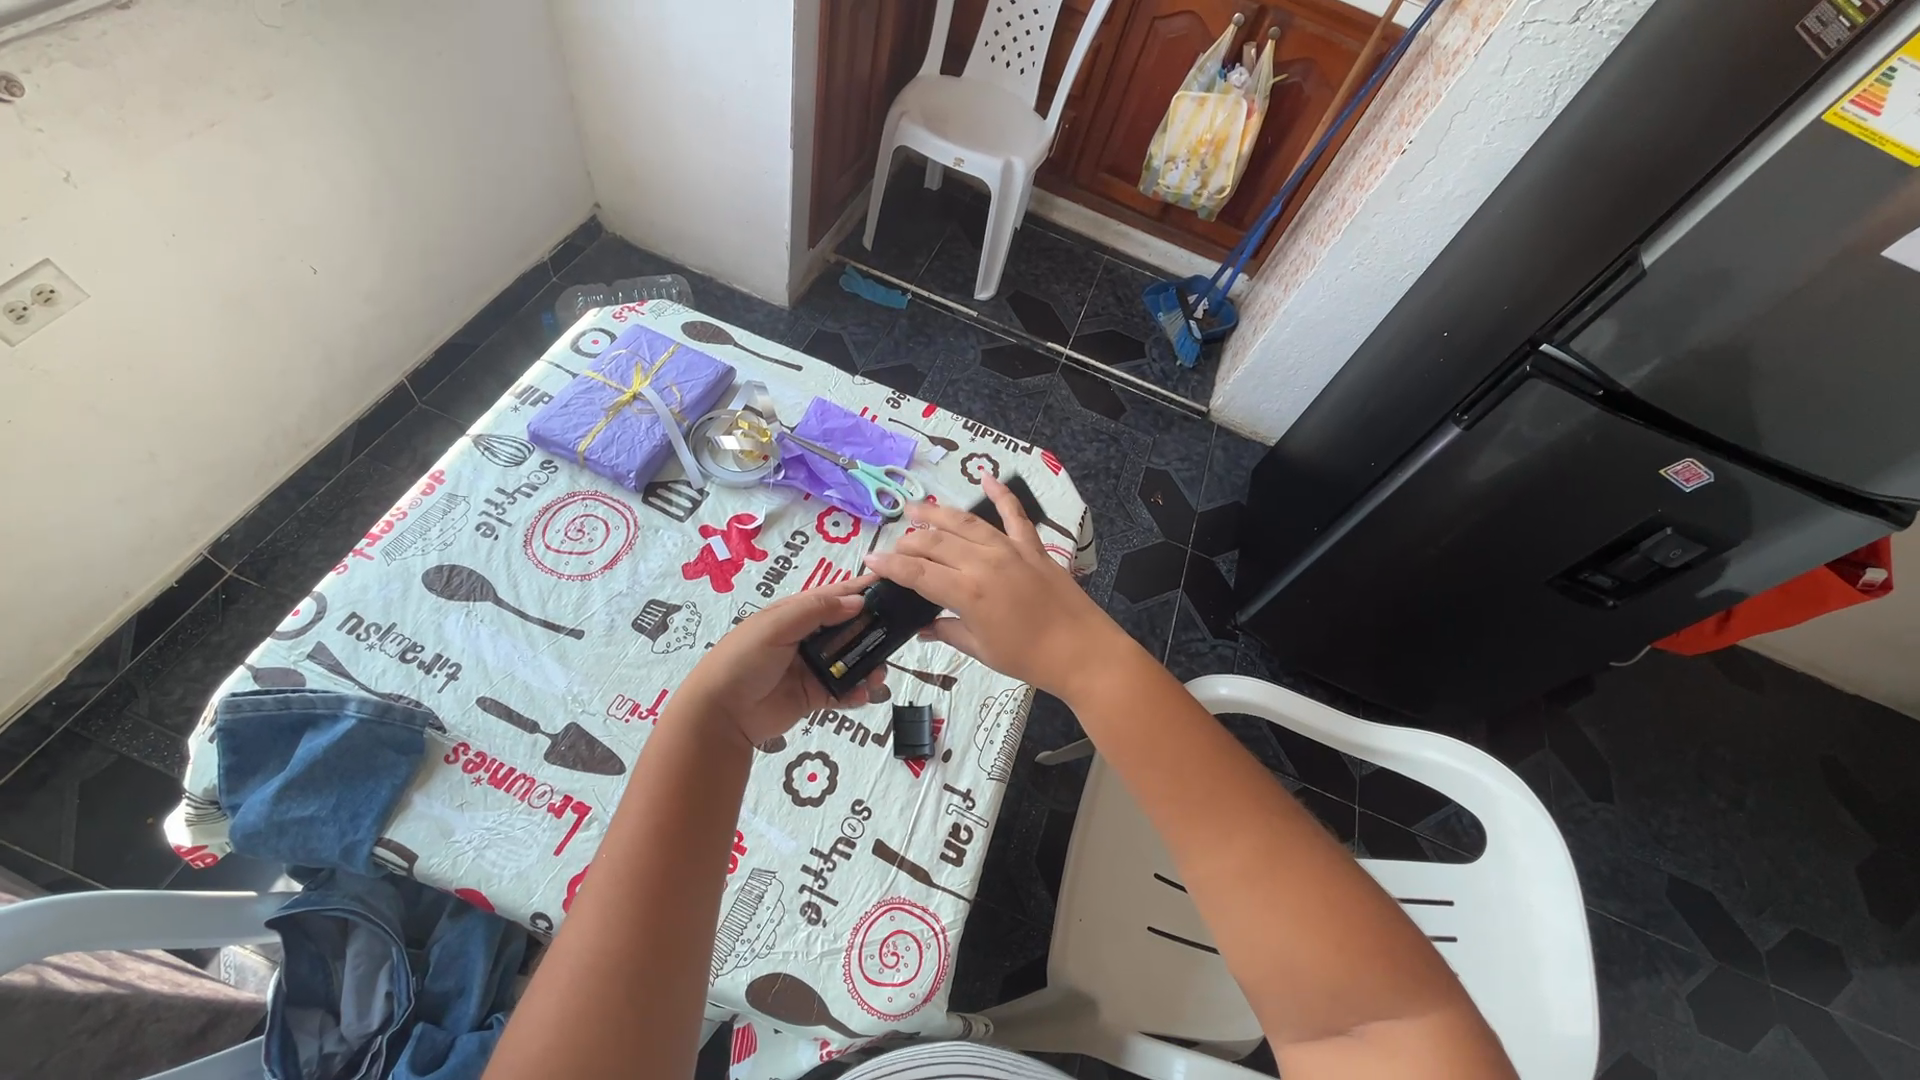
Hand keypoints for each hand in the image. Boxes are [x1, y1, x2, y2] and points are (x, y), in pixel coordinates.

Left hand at [674, 575, 886, 747]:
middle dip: (872, 633)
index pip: (834, 597)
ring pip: (850, 662)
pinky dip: (856, 693)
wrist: (720, 712)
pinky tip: (864, 695)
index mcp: (795, 614)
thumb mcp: (777, 625)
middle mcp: (806, 639)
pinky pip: (842, 692)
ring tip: (879, 676)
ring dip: (868, 666)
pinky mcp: (813, 697)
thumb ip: (818, 610)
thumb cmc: (744, 659)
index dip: (861, 590)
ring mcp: (810, 669)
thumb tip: (858, 602)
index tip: (892, 585)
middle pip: (848, 630)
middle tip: (896, 638)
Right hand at [864, 476, 1137, 702]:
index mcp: (967, 592)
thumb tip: (923, 628)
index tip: (869, 561)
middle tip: (894, 547)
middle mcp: (984, 562)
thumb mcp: (981, 650)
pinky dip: (1001, 493)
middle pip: (935, 542)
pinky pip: (1014, 514)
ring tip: (915, 507)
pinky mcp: (1033, 547)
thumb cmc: (1029, 658)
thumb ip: (948, 631)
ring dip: (937, 513)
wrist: (1082, 651)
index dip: (889, 566)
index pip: (916, 573)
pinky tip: (987, 477)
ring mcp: (1010, 550)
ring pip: (965, 522)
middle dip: (909, 542)